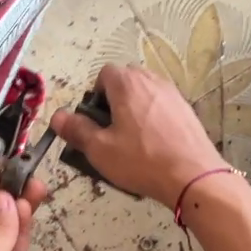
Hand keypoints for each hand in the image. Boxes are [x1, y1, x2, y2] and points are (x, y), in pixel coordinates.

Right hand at [50, 65, 226, 208]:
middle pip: (125, 83)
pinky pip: (162, 109)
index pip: (103, 75)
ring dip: (134, 112)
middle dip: (114, 103)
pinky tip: (154, 148)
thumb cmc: (141, 160)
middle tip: (110, 135)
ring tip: (133, 144)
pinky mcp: (187, 111)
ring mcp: (173, 94)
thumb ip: (76, 130)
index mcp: (127, 83)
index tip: (94, 123)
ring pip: (144, 96)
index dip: (94, 97)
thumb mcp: (100, 149)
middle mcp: (151, 80)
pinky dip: (153, 122)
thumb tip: (57, 116)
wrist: (193, 175)